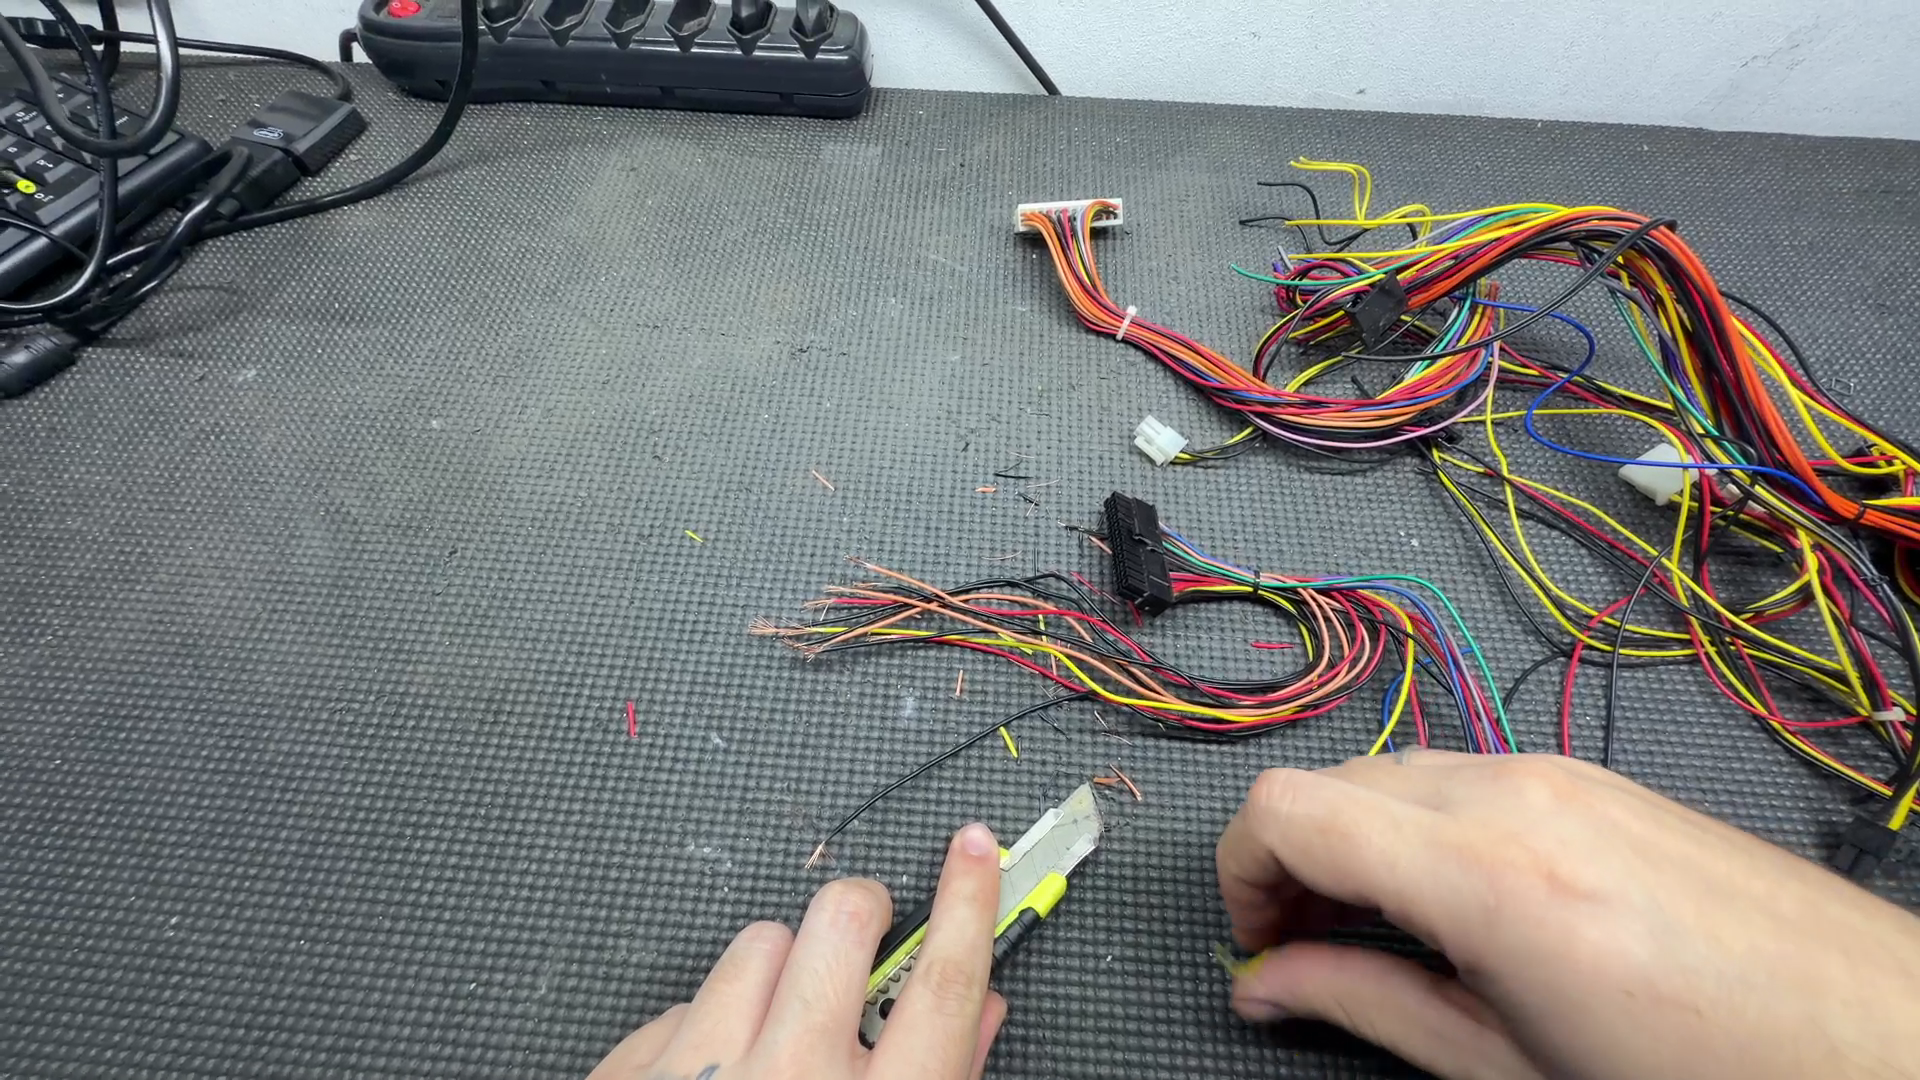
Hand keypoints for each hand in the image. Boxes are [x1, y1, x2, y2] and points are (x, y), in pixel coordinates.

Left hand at [590, 823, 1007, 1079]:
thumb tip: (981, 1006)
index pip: (942, 985)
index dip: (968, 901)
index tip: (976, 846)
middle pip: (842, 921)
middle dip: (862, 915)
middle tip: (859, 947)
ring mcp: (697, 1079)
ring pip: (759, 943)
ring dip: (776, 979)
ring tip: (770, 1045)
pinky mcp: (627, 1079)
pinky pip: (686, 998)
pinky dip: (708, 1026)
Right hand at [1216, 751, 1919, 1079]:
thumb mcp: (1513, 1073)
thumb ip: (1363, 1004)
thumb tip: (1260, 985)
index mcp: (1485, 871)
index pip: (1284, 809)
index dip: (1240, 869)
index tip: (1257, 937)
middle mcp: (1503, 789)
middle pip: (1320, 784)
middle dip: (1287, 860)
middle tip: (1305, 943)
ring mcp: (1546, 769)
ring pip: (1376, 774)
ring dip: (1345, 841)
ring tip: (1378, 926)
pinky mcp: (1579, 773)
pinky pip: (1445, 778)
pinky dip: (1406, 828)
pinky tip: (1452, 900)